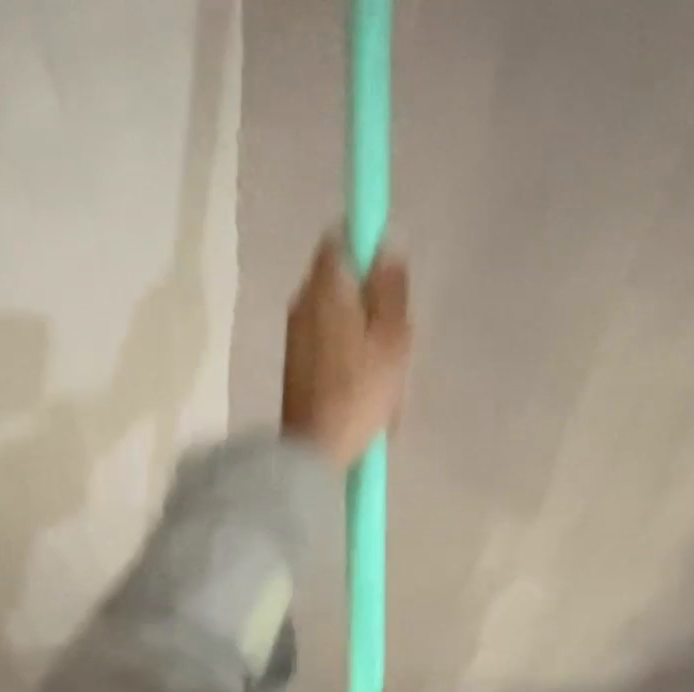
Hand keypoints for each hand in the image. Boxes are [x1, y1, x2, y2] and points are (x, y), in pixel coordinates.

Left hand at [281, 233, 412, 466]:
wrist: (313, 451)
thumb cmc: (359, 392)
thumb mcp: (392, 338)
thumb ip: (390, 287)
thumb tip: (387, 241)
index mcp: (325, 288)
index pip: (339, 238)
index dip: (366, 243)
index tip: (390, 271)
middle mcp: (303, 303)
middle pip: (342, 281)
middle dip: (373, 300)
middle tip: (397, 335)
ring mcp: (296, 335)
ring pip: (340, 316)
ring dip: (367, 336)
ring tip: (388, 374)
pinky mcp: (297, 364)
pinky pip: (331, 344)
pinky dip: (352, 357)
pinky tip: (371, 390)